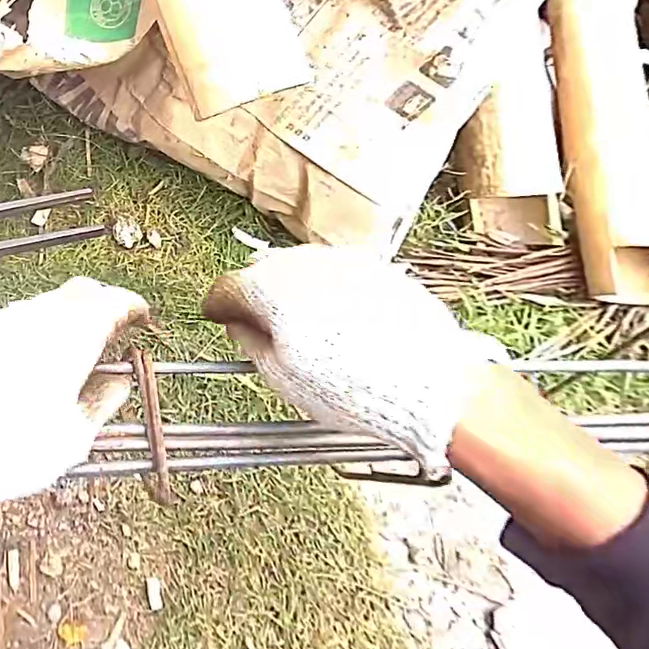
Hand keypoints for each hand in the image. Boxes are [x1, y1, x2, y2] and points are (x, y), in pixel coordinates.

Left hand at [0, 277, 148, 521]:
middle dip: (102, 302)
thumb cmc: (17, 447)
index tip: (140, 317)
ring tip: (76, 344)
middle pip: (82, 289)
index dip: (132, 306)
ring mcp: (9, 319)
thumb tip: (120, 381)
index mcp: (74, 336)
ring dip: (70, 313)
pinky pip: (22, 314)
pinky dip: (40, 323)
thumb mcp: (76, 434)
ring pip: (50, 300)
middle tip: (112, 328)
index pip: (113, 300)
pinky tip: (38, 353)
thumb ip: (104, 398)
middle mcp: (43, 317)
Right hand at [202, 244, 503, 477]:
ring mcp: (335, 260)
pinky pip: (330, 273)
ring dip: (289, 291)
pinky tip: (338, 321)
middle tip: (262, 328)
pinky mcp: (369, 265)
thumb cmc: (350, 388)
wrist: (432, 384)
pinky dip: (323, 290)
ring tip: (305, 328)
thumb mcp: (281, 375)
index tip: (217, 316)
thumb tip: (236, 321)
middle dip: (255, 298)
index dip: (217, 305)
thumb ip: (248, 340)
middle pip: (259, 274)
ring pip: (294, 270)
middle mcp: (297, 264)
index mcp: (267, 291)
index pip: (226, 287)